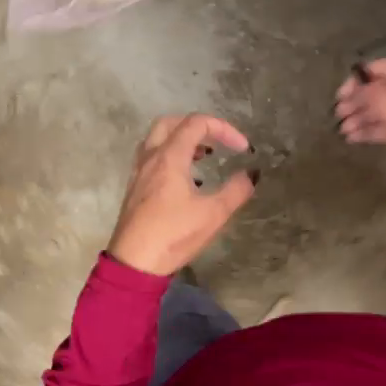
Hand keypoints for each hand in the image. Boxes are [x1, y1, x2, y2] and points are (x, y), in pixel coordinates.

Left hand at [108, 114, 257, 276]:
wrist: (135, 262)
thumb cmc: (174, 235)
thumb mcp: (213, 214)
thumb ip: (236, 190)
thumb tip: (250, 174)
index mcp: (169, 156)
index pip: (196, 123)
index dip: (223, 128)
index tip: (242, 148)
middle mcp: (151, 157)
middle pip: (170, 122)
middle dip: (197, 126)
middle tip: (217, 141)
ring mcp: (139, 171)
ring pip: (157, 139)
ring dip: (181, 139)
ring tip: (204, 156)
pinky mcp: (135, 186)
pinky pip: (152, 156)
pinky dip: (170, 154)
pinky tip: (185, 178)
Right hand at [335, 58, 385, 160]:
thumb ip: (379, 98)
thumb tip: (361, 87)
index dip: (364, 76)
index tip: (343, 92)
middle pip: (383, 90)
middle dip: (359, 99)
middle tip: (338, 111)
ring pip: (383, 109)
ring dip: (361, 115)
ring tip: (343, 128)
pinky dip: (370, 129)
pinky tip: (352, 137)